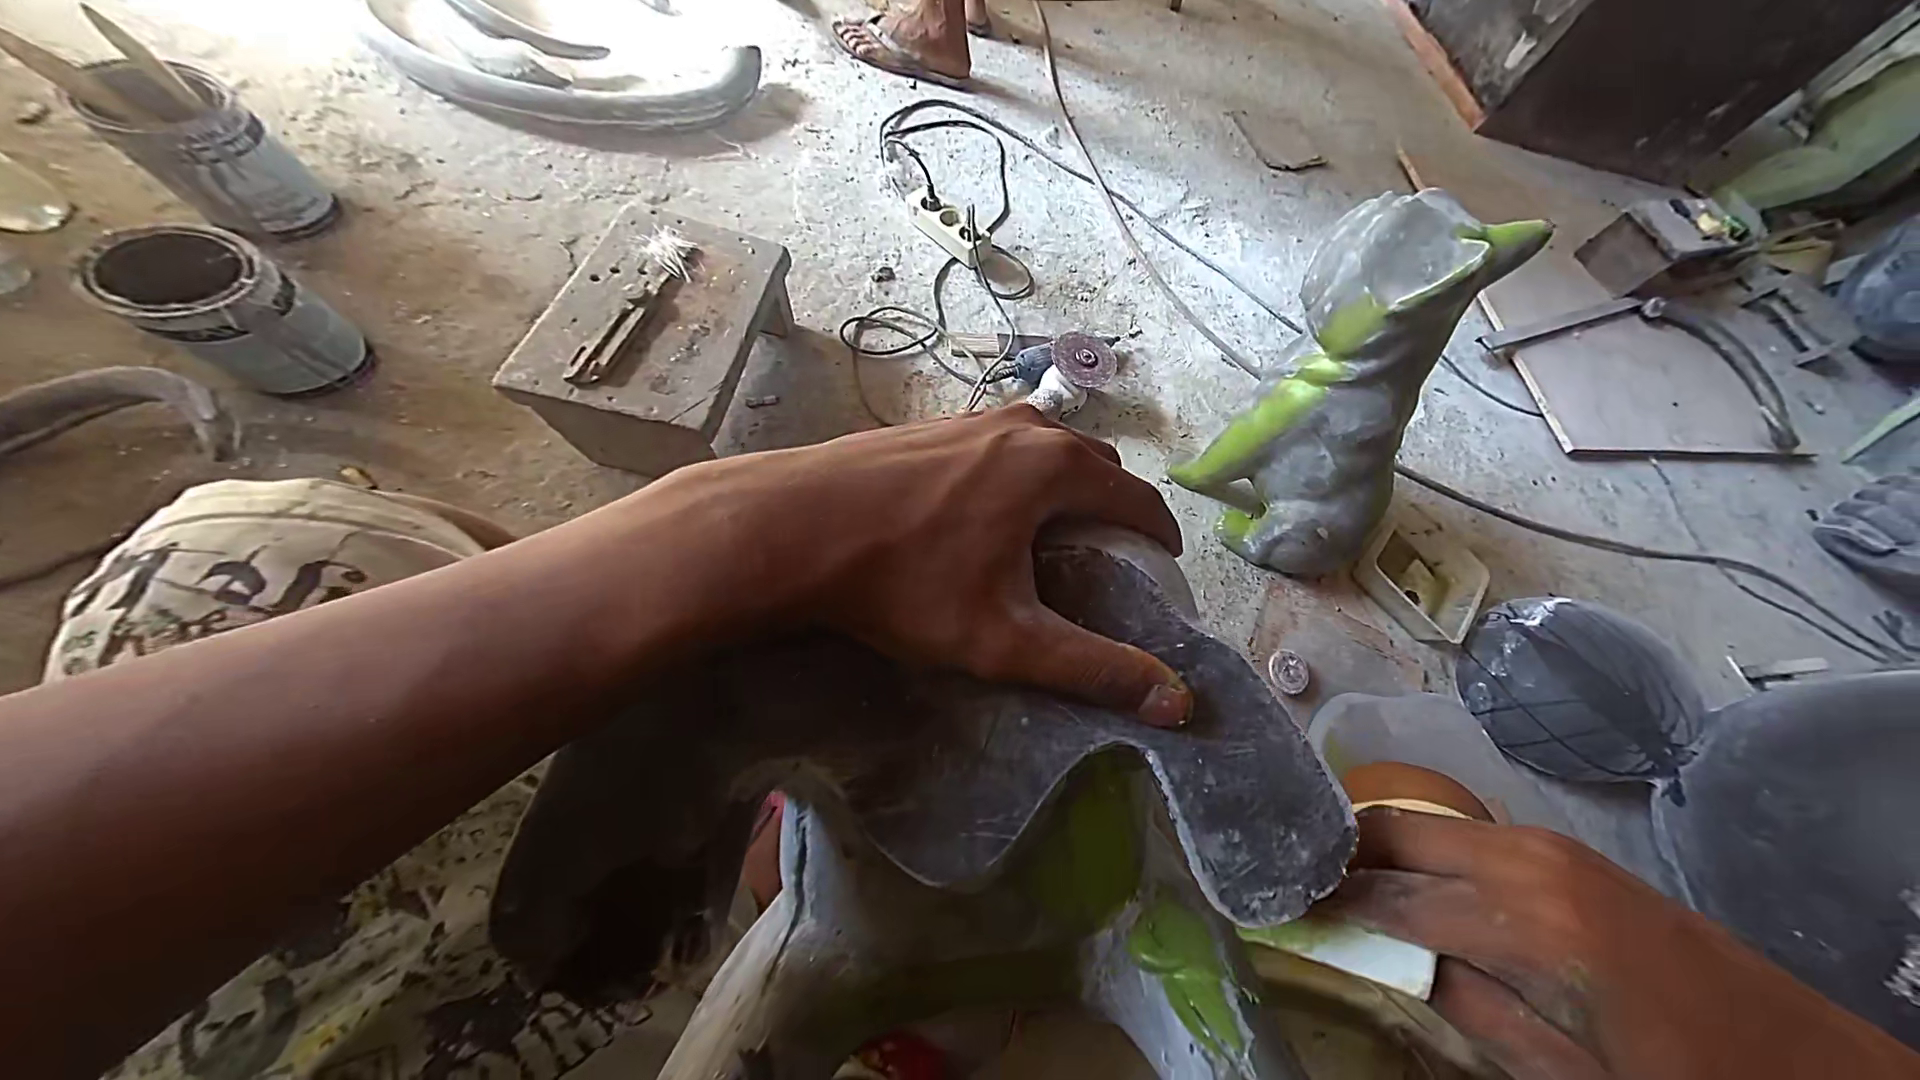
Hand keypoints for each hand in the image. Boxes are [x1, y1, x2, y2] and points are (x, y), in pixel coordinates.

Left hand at [629, 405, 1191, 725]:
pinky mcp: (931, 425)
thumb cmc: (905, 581)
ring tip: (1050, 532)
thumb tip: (1177, 702)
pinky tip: (985, 509)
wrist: (792, 526)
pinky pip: (998, 446)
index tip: (1161, 563)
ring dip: (1062, 485)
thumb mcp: (1004, 637)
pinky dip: (1016, 474)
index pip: (1137, 498)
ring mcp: (971, 417)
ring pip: (1043, 449)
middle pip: (1095, 465)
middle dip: (1113, 505)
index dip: (1158, 533)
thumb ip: (1093, 667)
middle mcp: (1022, 427)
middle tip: (1107, 553)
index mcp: (1055, 468)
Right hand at [1320, 809, 1919, 1079]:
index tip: (1285, 897)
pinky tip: (1403, 873)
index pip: (1389, 897)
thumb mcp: (1565, 1073)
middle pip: (1391, 831)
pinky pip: (1457, 830)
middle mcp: (1521, 859)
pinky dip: (1415, 845)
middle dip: (1338, 851)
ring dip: (1373, 844)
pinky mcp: (1554, 843)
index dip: (1330, 898)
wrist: (1812, 1063)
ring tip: (1339, 873)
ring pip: (1418, 820)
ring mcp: (1540, 842)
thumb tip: (1381, 954)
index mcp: (1525, 924)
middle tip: (1301, 875)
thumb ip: (1461, 1003)